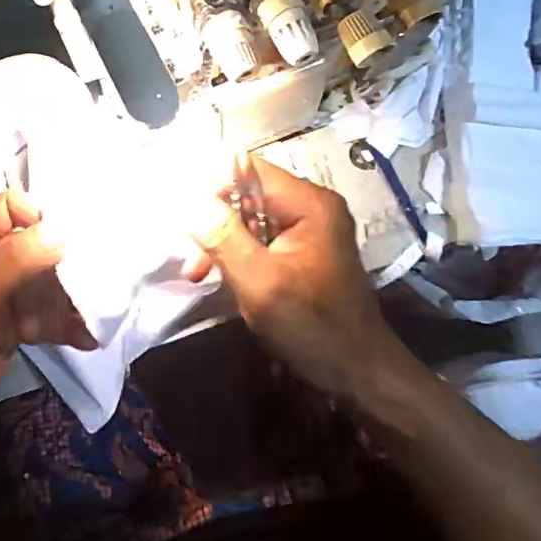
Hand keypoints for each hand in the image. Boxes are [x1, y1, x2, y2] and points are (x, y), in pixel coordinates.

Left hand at [0, 190, 97, 444]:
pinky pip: (42, 316)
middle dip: (66, 261)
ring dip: (71, 296)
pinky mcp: (5, 330)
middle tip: (105, 275)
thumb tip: (61, 229)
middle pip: (31, 246)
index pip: (6, 209)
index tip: (78, 239)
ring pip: (41, 283)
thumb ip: (12, 261)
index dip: (41, 218)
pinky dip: (64, 324)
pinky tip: (89, 337)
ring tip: (104, 310)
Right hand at [188, 158, 407, 398]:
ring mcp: (310, 227)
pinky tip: (223, 276)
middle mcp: (312, 205)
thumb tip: (190, 199)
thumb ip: (224, 237)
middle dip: (214, 221)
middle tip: (192, 258)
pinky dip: (239, 254)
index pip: (247, 169)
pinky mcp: (304, 249)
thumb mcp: (260, 283)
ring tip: (200, 273)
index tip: (182, 215)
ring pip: (249, 217)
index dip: (209, 186)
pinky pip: (260, 237)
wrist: (358, 372)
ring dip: (222, 242)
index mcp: (309, 203)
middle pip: (246, 193)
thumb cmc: (312, 327)